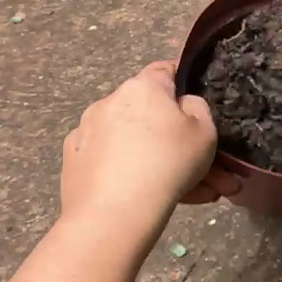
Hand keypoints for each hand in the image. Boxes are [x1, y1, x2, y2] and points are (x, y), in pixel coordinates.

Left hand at [60, 62, 241, 229]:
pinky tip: (153, 194)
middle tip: (208, 166)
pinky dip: (133, 169)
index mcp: (142, 88)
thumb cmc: (169, 161)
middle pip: (152, 114)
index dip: (183, 78)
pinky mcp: (73, 160)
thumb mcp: (206, 131)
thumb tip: (181, 104)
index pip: (164, 69)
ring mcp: (86, 132)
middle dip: (182, 139)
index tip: (196, 97)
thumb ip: (197, 107)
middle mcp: (109, 102)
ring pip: (137, 142)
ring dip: (164, 160)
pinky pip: (114, 158)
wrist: (114, 212)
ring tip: (194, 193)